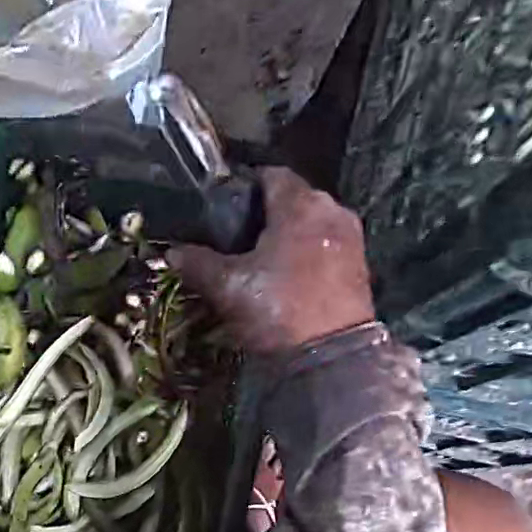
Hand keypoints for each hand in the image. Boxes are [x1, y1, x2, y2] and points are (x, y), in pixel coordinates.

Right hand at [166, 167, 375, 353]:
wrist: (329, 356)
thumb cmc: (277, 310)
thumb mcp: (228, 287)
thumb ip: (199, 264)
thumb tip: (173, 252)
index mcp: (300, 206)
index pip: (272, 175)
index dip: (246, 183)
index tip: (225, 201)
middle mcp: (332, 211)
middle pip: (294, 198)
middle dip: (266, 211)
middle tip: (236, 234)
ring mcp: (350, 238)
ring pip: (311, 222)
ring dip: (287, 233)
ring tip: (259, 256)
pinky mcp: (358, 265)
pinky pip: (325, 244)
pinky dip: (305, 251)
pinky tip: (285, 274)